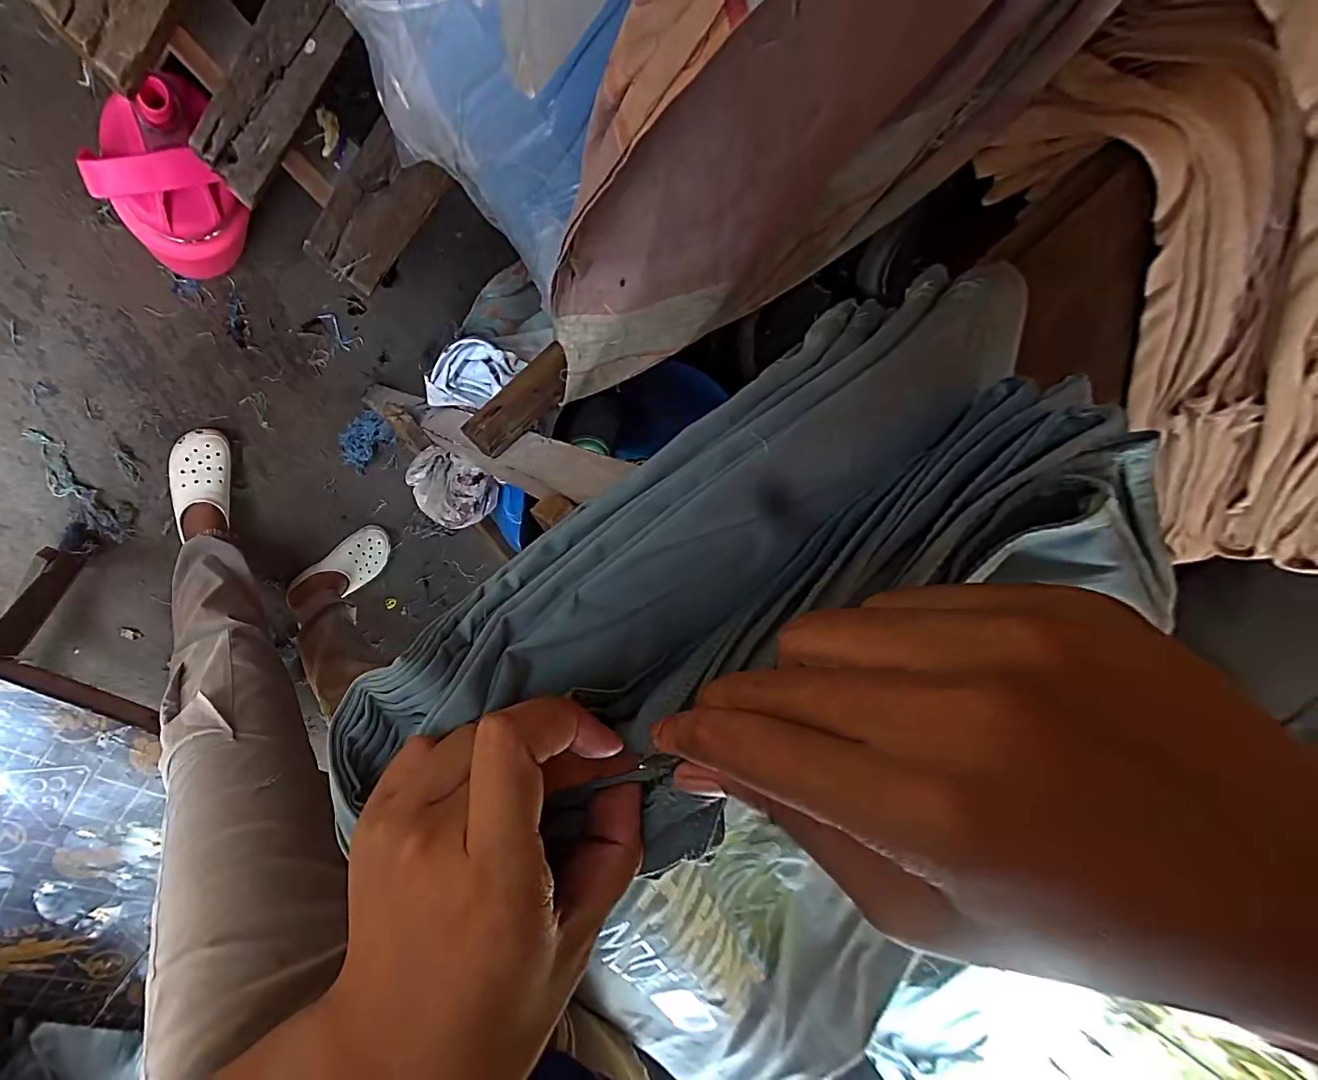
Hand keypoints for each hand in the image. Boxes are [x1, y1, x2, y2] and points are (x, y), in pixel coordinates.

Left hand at [223, 698, 642, 1079]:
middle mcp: (426, 831)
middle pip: (486, 732)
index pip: (508, 743)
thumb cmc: (498, 1008)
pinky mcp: (367, 815)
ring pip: (454, 736)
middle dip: (544, 740)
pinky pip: (419, 754)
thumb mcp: (574, 941)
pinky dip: (458, 757)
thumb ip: (610, 851)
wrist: (396, 1039)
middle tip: (576, 774)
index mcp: (488, 871)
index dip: (561, 722)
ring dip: (500, 749)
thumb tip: (621, 782)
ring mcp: (387, 819)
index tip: (600, 744)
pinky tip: (475, 794)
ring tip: (525, 790)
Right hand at [654, 584, 1317, 1046]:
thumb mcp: (917, 907)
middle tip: (756, 735)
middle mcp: (960, 714)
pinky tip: (926, 685)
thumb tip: (697, 761)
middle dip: (741, 711)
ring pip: (819, 634)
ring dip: (811, 678)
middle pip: (773, 681)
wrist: (1304, 887)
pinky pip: (893, 606)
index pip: (751, 742)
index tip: (669, 737)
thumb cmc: (1081, 922)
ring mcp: (1010, 645)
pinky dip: (880, 648)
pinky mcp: (1050, 605)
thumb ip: (795, 820)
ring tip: (857, 715)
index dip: (693, 735)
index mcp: (931, 812)